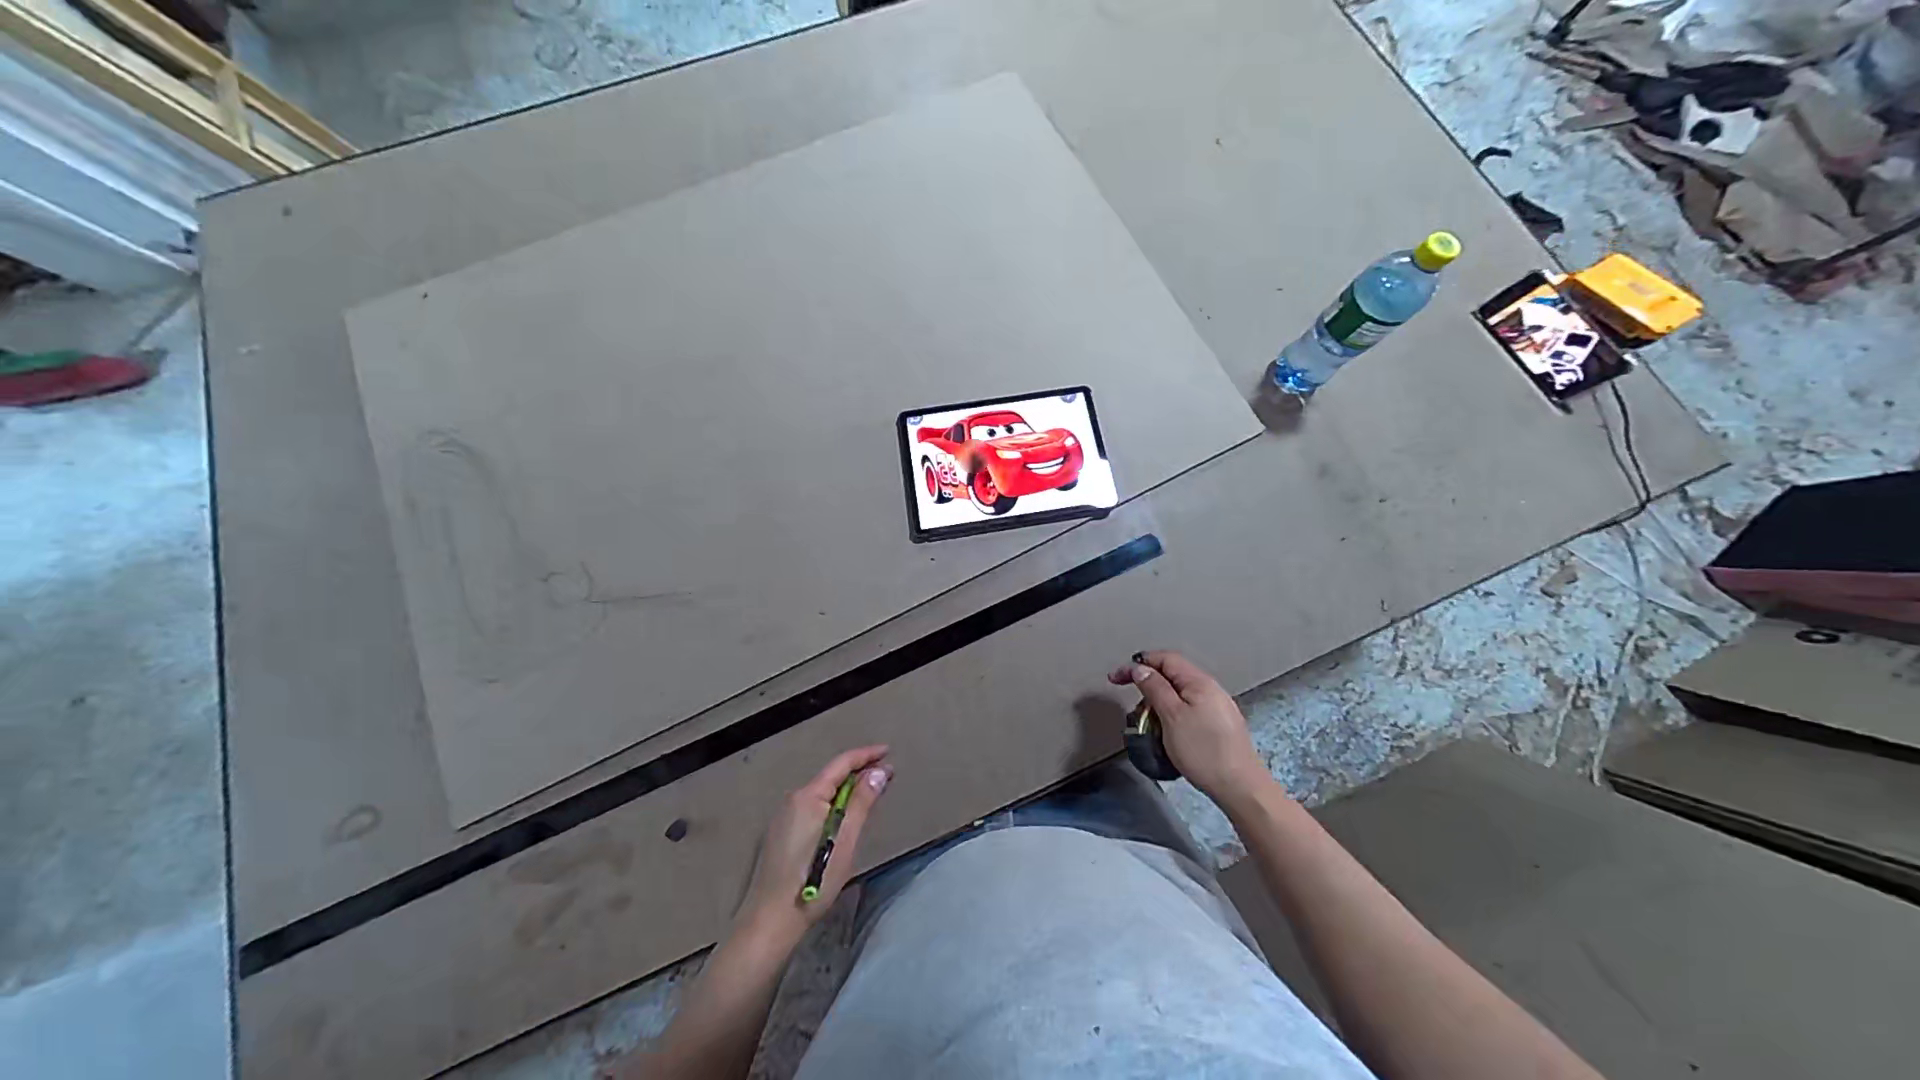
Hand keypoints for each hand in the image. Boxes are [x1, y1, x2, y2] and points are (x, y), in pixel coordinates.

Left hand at [735, 745, 891, 948]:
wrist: (770, 920)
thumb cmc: (813, 879)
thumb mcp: (845, 840)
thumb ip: (862, 803)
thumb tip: (878, 771)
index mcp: (808, 796)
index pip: (841, 764)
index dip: (866, 755)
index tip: (888, 751)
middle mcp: (793, 800)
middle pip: (831, 777)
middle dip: (859, 772)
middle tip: (885, 776)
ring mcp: (784, 817)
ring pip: (822, 793)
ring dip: (847, 790)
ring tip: (870, 796)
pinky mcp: (782, 834)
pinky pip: (813, 807)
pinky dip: (833, 805)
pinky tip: (844, 819)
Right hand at [1108, 651, 1273, 807]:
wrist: (1240, 787)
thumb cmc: (1203, 751)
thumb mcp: (1171, 716)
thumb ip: (1154, 688)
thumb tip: (1141, 668)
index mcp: (1199, 682)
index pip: (1165, 659)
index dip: (1138, 664)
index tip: (1116, 678)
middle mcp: (1211, 689)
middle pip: (1173, 675)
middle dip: (1148, 684)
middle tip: (1133, 705)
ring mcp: (1218, 708)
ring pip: (1180, 694)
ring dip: (1159, 702)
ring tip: (1147, 722)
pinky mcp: (1220, 726)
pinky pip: (1190, 710)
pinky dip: (1172, 714)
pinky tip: (1168, 732)